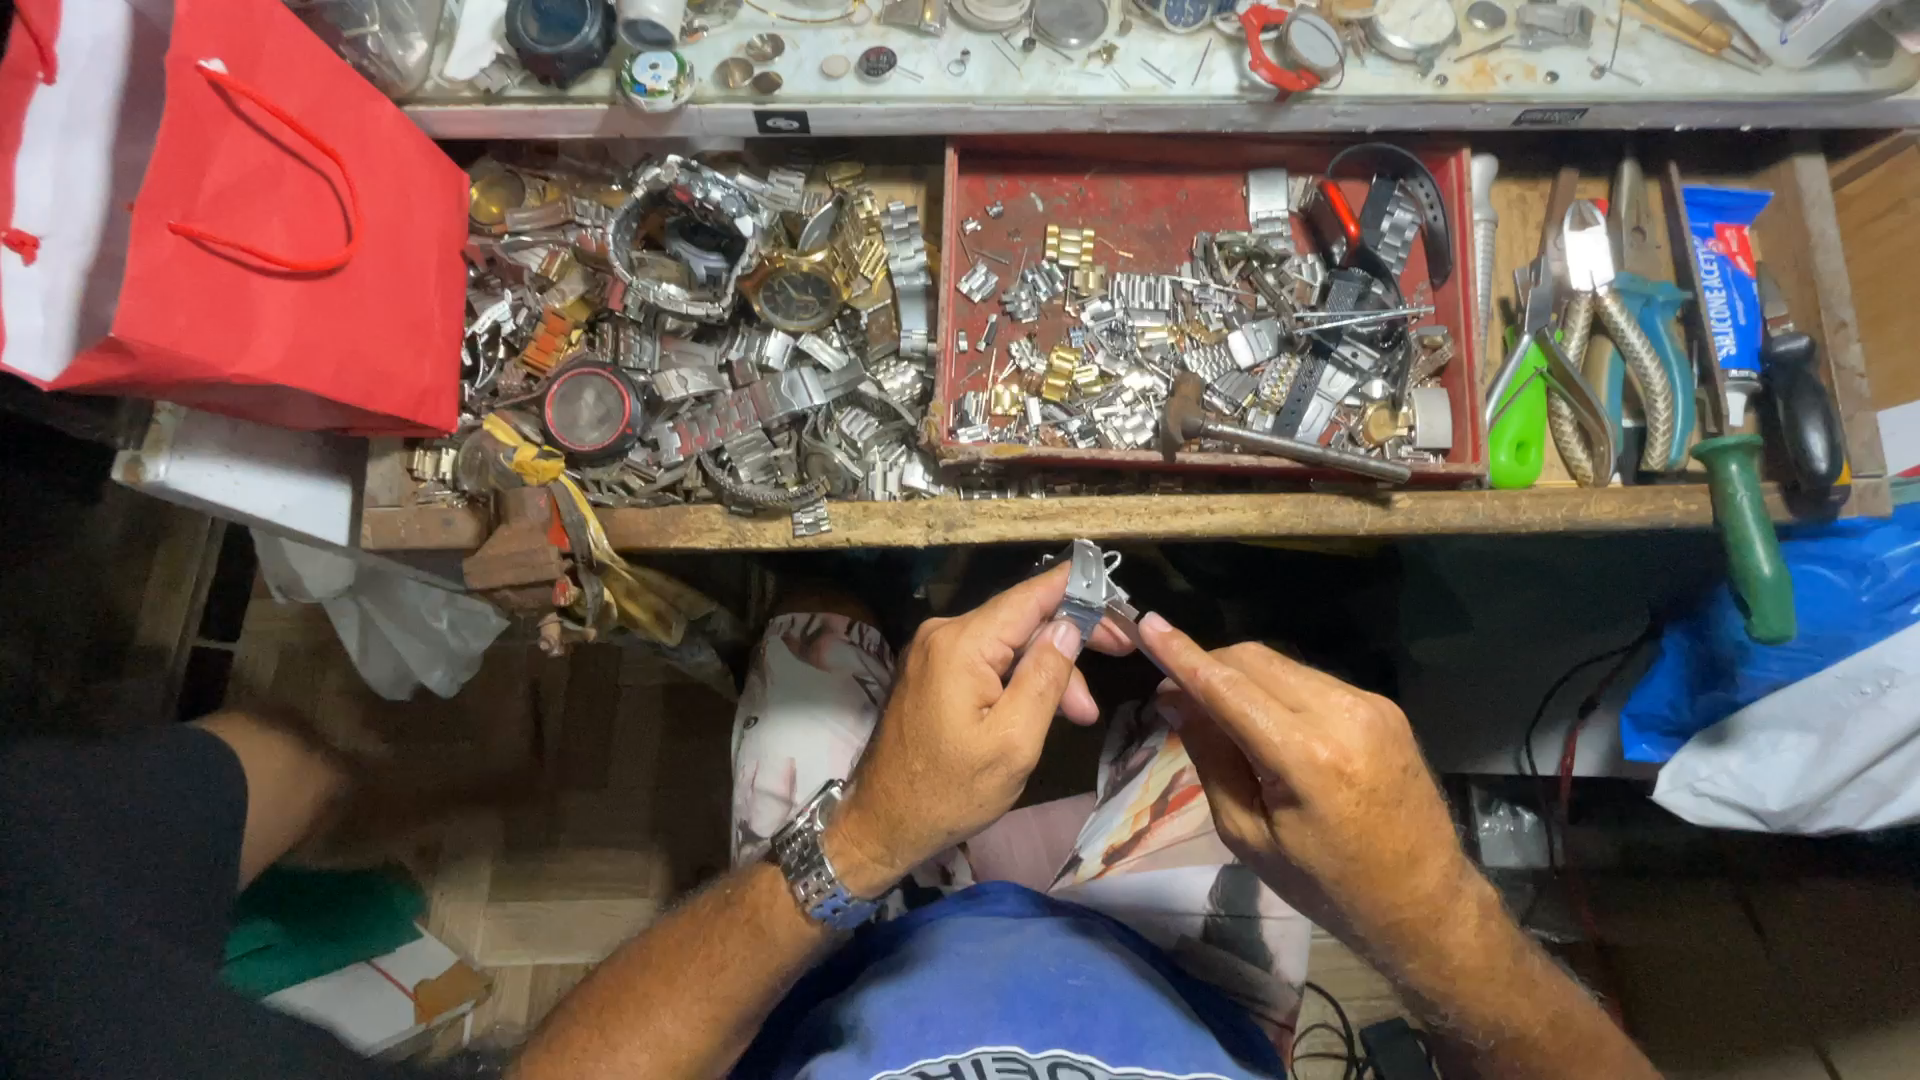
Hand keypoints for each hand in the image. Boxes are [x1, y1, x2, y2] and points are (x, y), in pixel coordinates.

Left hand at [826, 564, 1133, 896]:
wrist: (883, 821)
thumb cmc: (951, 791)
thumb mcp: (1014, 742)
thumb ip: (1044, 678)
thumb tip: (1068, 626)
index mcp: (961, 644)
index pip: (1028, 596)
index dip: (1074, 587)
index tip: (1113, 587)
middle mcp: (942, 634)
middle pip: (1020, 620)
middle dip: (1069, 641)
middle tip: (1122, 651)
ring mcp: (933, 652)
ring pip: (1007, 643)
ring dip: (1046, 670)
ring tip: (1080, 715)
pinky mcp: (931, 671)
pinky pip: (986, 660)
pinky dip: (1018, 678)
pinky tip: (1043, 708)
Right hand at [1137, 613, 1485, 965]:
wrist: (1424, 904)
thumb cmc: (1325, 884)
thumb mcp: (1247, 834)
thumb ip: (1208, 756)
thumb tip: (1173, 698)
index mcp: (1306, 757)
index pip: (1227, 687)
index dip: (1181, 655)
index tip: (1147, 625)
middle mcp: (1342, 714)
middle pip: (1251, 660)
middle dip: (1206, 665)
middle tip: (1177, 698)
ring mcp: (1369, 704)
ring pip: (1278, 663)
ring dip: (1239, 677)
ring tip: (1223, 716)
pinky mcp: (1381, 705)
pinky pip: (1306, 678)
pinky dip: (1273, 688)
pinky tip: (1267, 722)